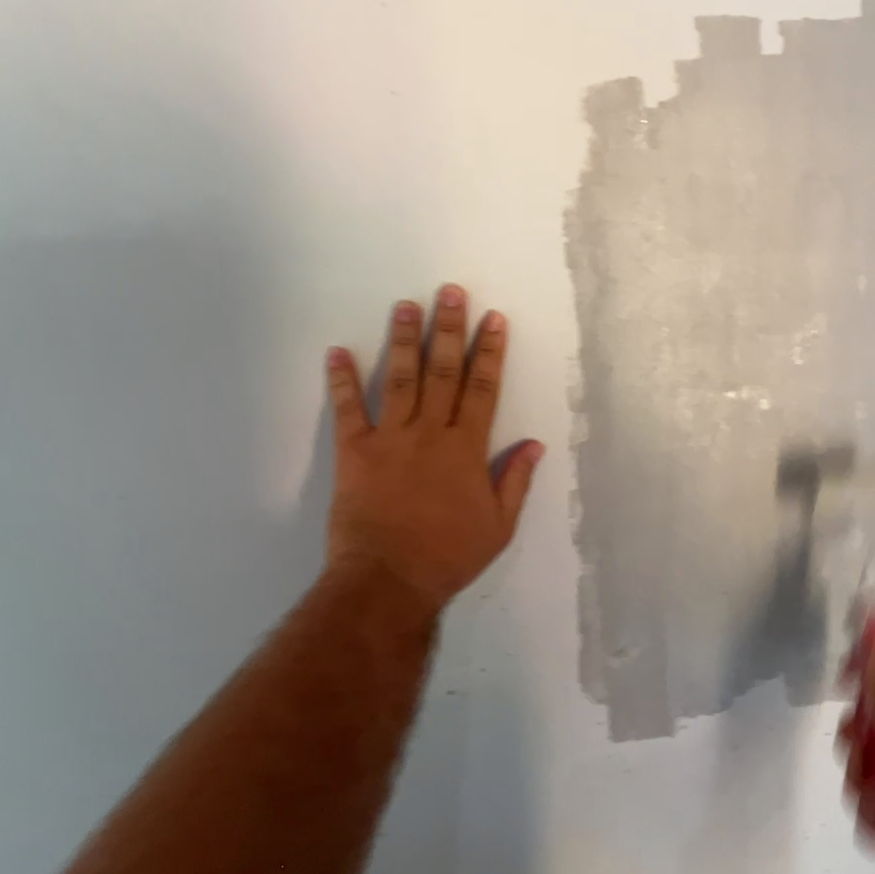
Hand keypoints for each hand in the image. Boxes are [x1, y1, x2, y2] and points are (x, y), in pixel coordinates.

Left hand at [321, 284, 543, 611]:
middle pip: (444, 371)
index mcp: (467, 448)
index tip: (494, 318)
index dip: (491, 351)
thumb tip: (535, 443)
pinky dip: (343, 381)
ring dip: (403, 340)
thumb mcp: (499, 526)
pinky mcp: (354, 452)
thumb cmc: (448, 556)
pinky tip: (339, 351)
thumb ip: (516, 481)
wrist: (387, 582)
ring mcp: (390, 439)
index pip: (483, 388)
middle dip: (449, 328)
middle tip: (450, 291)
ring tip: (406, 304)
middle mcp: (430, 433)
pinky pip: (348, 410)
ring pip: (400, 379)